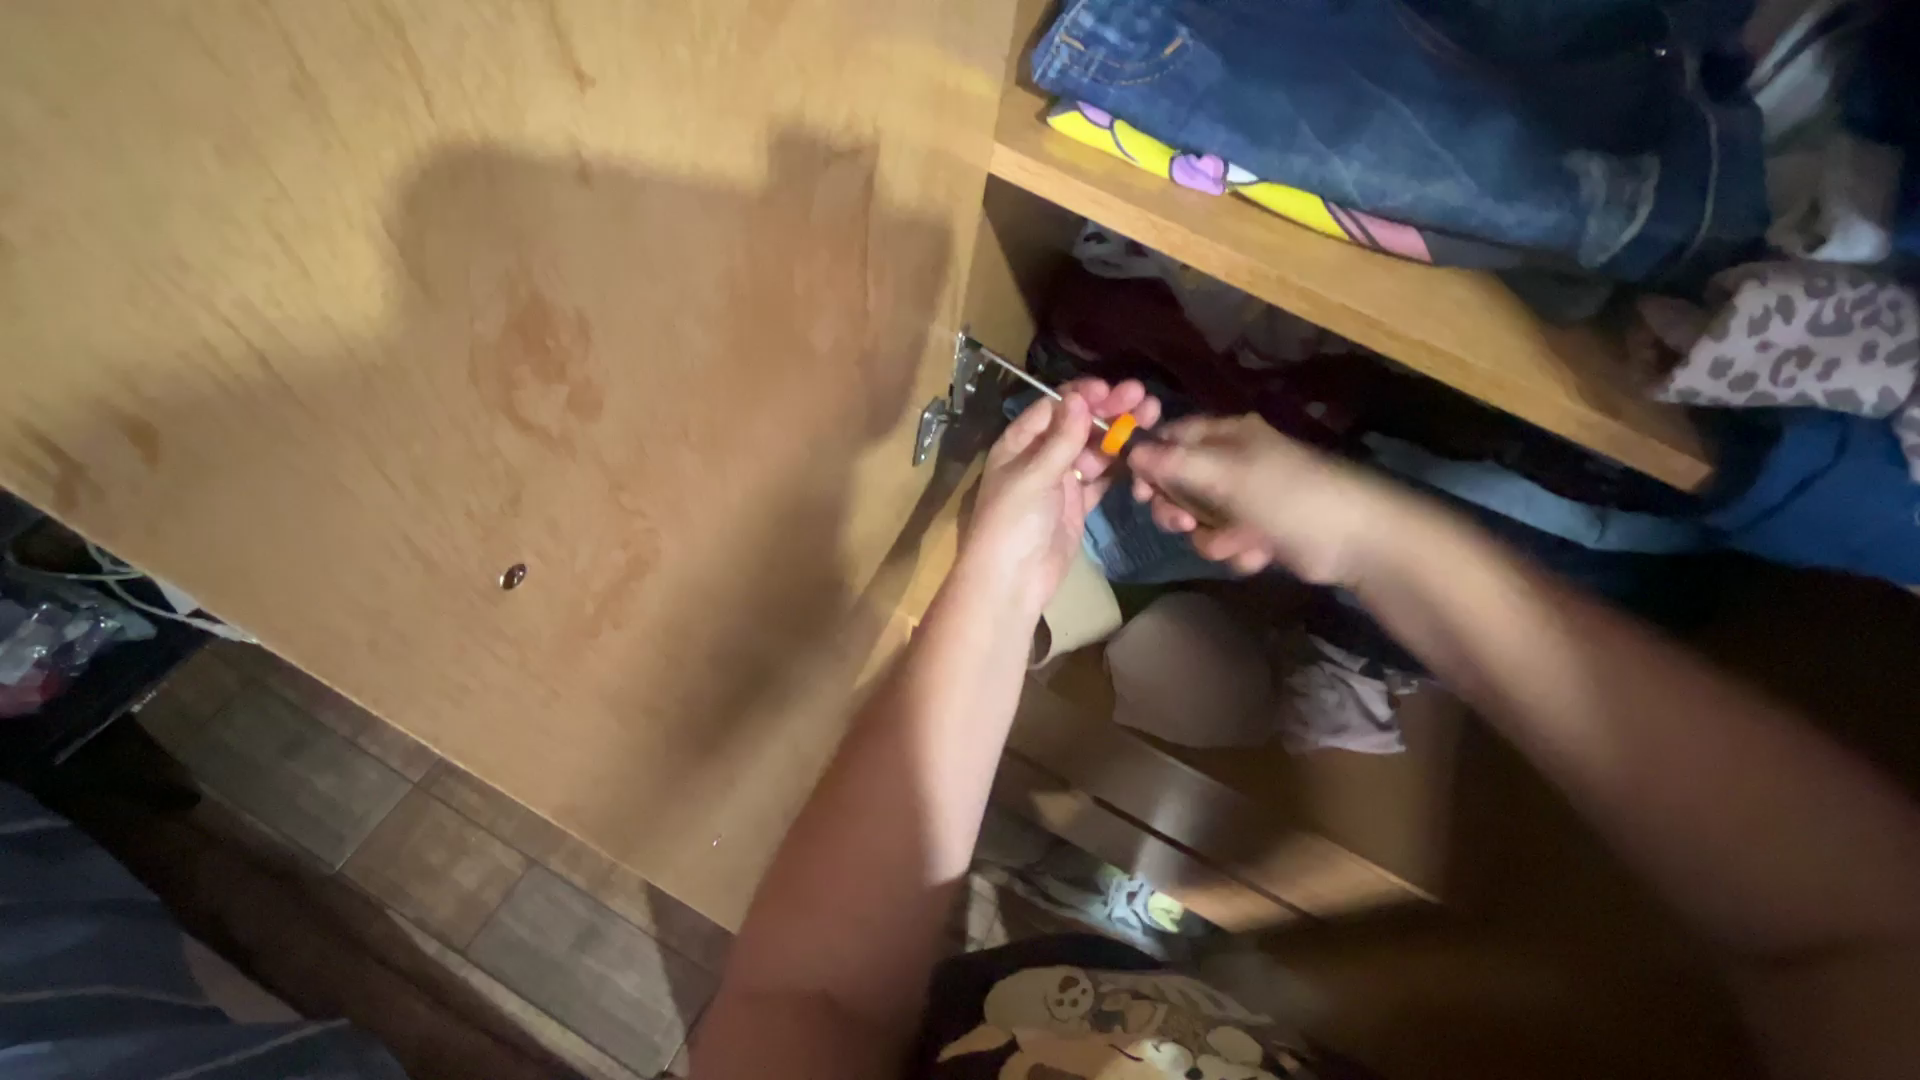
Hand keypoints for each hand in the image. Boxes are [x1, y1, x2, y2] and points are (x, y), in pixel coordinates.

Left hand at [961, 379, 1161, 615]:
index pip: (1054, 408)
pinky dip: (1119, 468)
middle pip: (1078, 425)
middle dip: (1109, 411)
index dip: (1083, 396)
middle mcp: (1039, 458)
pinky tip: (1143, 455)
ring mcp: (1060, 482)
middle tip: (1144, 398)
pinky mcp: (1077, 505)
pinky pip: (1101, 479)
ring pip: (1094, 450)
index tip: (1112, 390)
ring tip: (1152, 420)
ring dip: (1120, 436)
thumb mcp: (1034, 475)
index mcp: (1019, 444)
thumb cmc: (1012, 522)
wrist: (1012, 580)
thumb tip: (1078, 397)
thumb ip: (1061, 438)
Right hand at [1124, 413, 1399, 584]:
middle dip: (1176, 509)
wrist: (1354, 538)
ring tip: (1234, 543)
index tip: (1136, 489)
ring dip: (1210, 537)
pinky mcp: (1257, 531)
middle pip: (1177, 483)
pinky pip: (1223, 541)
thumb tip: (1130, 451)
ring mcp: (1244, 499)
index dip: (1148, 461)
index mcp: (1226, 436)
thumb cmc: (1287, 494)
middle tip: (1181, 524)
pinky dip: (1236, 552)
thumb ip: (1174, 463)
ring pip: (1197, 519)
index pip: (1171, 437)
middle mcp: (1231, 463)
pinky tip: (1258, 554)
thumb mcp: (1225, 474)